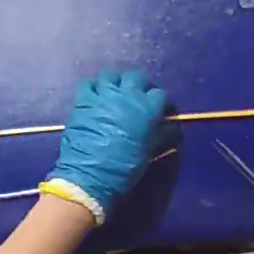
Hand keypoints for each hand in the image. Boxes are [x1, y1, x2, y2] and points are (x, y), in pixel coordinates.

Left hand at [41, 69, 170, 223]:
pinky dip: (95, 88)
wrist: (89, 177)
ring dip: (117, 83)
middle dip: (140, 86)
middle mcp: (126, 96)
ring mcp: (102, 96)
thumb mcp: (148, 152)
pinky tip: (97, 96)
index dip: (160, 102)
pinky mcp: (83, 101)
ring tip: (116, 94)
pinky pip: (89, 85)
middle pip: (137, 77)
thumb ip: (159, 134)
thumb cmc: (123, 169)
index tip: (159, 110)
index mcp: (147, 109)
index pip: (159, 95)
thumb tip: (170, 126)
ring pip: (112, 76)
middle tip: (138, 98)